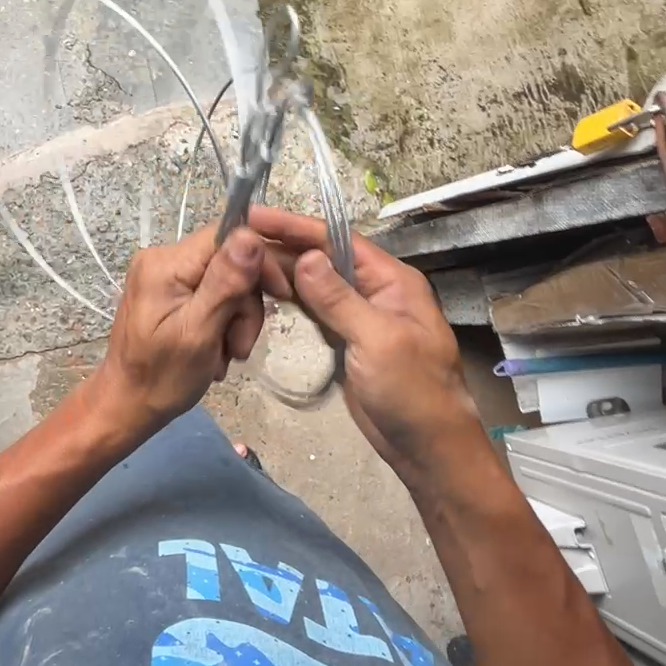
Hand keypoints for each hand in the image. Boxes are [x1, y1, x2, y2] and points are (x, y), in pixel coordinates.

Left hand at [90, 224, 279, 430]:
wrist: (127, 404)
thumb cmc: (161, 376)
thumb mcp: (200, 332)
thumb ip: (226, 283)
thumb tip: (251, 236)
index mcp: (166, 263)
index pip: (228, 236)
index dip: (260, 261)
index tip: (281, 296)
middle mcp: (163, 258)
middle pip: (230, 260)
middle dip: (245, 304)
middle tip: (239, 346)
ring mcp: (164, 275)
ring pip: (226, 281)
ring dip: (236, 320)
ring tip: (226, 355)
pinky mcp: (169, 293)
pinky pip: (211, 295)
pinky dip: (222, 323)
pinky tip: (216, 351)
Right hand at [248, 207, 482, 475]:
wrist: (428, 450)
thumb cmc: (413, 393)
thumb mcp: (378, 341)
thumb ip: (339, 300)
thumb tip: (303, 258)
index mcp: (392, 280)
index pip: (338, 240)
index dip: (296, 226)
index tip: (256, 214)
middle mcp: (374, 289)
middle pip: (322, 256)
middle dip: (282, 245)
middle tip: (238, 238)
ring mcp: (358, 313)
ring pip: (314, 280)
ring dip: (281, 270)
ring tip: (242, 260)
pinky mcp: (344, 336)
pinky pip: (312, 306)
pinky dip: (288, 297)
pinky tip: (262, 290)